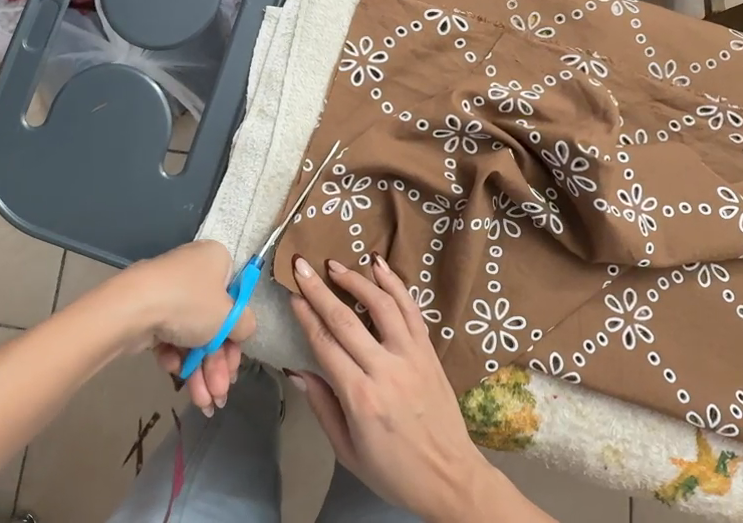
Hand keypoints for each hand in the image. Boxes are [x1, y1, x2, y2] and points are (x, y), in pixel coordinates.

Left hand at [89, 240, 253, 416]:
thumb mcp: (230, 317)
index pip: (235, 299)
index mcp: (216, 260)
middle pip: (213, 322)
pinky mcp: (149, 309)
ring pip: (192, 334)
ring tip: (202, 402)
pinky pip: (170, 334)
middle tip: (220, 394)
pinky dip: (175, 356)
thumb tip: (241, 329)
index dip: (236, 336)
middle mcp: (194, 270)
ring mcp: (169, 290)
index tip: (234, 365)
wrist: (133, 308)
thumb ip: (245, 325)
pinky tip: (173, 370)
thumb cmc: (190, 305)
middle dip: (217, 363)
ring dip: (200, 370)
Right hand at [287, 255, 507, 522]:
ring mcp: (411, 356)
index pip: (325, 344)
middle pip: (346, 319)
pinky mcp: (429, 351)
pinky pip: (411, 310)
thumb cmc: (394, 471)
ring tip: (334, 264)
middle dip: (319, 289)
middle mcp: (385, 369)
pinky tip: (379, 266)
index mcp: (360, 397)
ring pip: (381, 305)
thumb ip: (322, 407)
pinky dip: (395, 284)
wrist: (450, 478)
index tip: (292, 294)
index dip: (306, 315)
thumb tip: (297, 370)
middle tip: (301, 265)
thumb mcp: (347, 451)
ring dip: (355, 280)